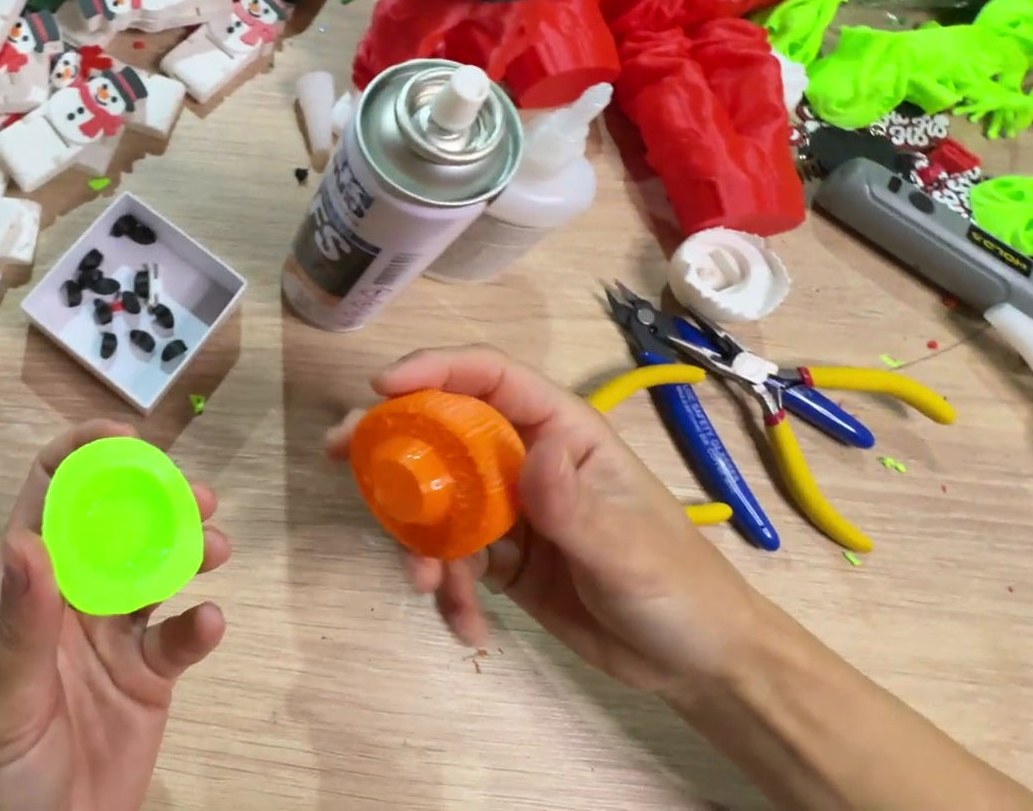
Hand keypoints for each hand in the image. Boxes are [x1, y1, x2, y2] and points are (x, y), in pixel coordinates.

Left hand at [0, 421, 231, 810]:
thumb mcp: (3, 698)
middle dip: (155, 496)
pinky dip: (198, 627)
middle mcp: (72, 594)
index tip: (125, 439)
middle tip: (195, 494)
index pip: (49, 493)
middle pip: (116, 520)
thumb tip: (23, 539)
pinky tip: (210, 625)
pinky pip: (179, 637)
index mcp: (25, 583)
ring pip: (157, 566)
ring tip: (218, 544)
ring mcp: (113, 631)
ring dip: (188, 547)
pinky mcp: (149, 674)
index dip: (82, 455)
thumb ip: (22, 624)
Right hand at [327, 347, 761, 696]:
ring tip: (425, 584)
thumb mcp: (630, 548)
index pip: (489, 379)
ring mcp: (504, 508)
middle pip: (441, 430)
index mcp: (558, 431)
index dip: (434, 369)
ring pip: (434, 499)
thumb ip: (576, 504)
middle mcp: (521, 459)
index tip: (381, 387)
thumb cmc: (677, 585)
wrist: (692, 663)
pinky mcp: (495, 556)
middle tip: (340, 454)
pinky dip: (446, 588)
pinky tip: (467, 624)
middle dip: (388, 441)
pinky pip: (449, 557)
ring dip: (416, 539)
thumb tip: (534, 451)